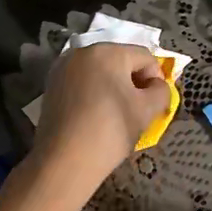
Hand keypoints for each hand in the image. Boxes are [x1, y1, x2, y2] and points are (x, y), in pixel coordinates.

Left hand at [30, 43, 168, 185]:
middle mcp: (80, 52)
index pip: (144, 57)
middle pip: (119, 60)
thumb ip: (161, 91)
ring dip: (112, 86)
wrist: (65, 160)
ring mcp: (61, 68)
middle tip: (138, 108)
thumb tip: (156, 85)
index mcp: (106, 51)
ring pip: (98, 71)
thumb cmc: (111, 130)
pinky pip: (80, 82)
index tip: (155, 104)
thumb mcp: (147, 110)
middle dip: (133, 81)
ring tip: (116, 113)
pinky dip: (92, 92)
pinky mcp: (50, 85)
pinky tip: (95, 114)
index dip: (156, 79)